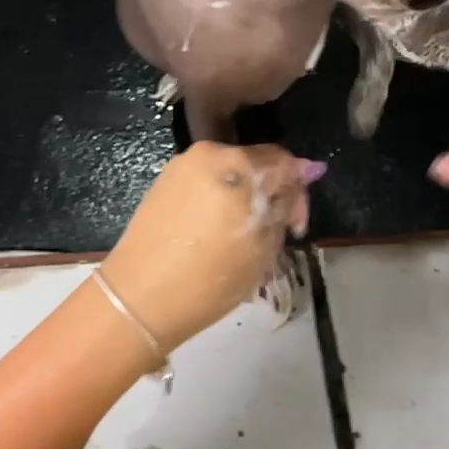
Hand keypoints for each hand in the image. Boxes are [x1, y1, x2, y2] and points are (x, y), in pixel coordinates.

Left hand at [99, 142, 319, 351]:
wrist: (140, 295)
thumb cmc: (210, 277)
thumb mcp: (263, 247)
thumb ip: (284, 205)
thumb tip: (307, 171)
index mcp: (239, 164)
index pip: (284, 160)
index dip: (297, 191)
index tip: (294, 227)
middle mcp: (210, 153)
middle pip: (254, 164)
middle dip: (268, 196)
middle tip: (270, 238)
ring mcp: (182, 164)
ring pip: (228, 175)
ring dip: (242, 200)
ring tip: (240, 242)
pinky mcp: (163, 180)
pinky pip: (204, 182)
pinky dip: (217, 202)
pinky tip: (214, 237)